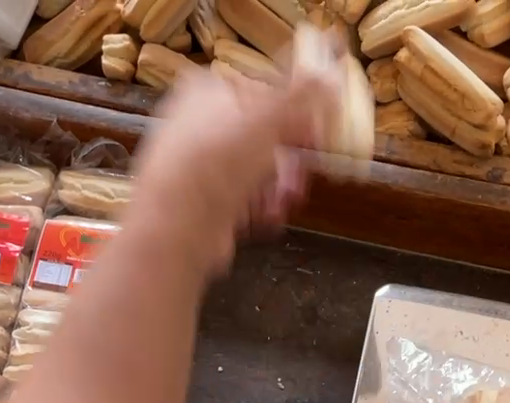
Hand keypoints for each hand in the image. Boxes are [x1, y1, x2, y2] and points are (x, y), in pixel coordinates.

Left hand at [125, 52, 338, 277]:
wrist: (176, 226)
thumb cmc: (217, 162)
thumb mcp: (266, 119)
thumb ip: (302, 96)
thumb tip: (333, 69)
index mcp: (209, 91)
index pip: (264, 94)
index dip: (296, 116)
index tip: (317, 138)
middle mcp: (202, 125)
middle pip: (264, 139)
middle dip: (290, 162)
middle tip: (302, 181)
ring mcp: (203, 167)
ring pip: (257, 173)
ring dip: (279, 190)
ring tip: (285, 205)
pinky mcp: (207, 204)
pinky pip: (245, 201)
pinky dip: (262, 210)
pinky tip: (268, 220)